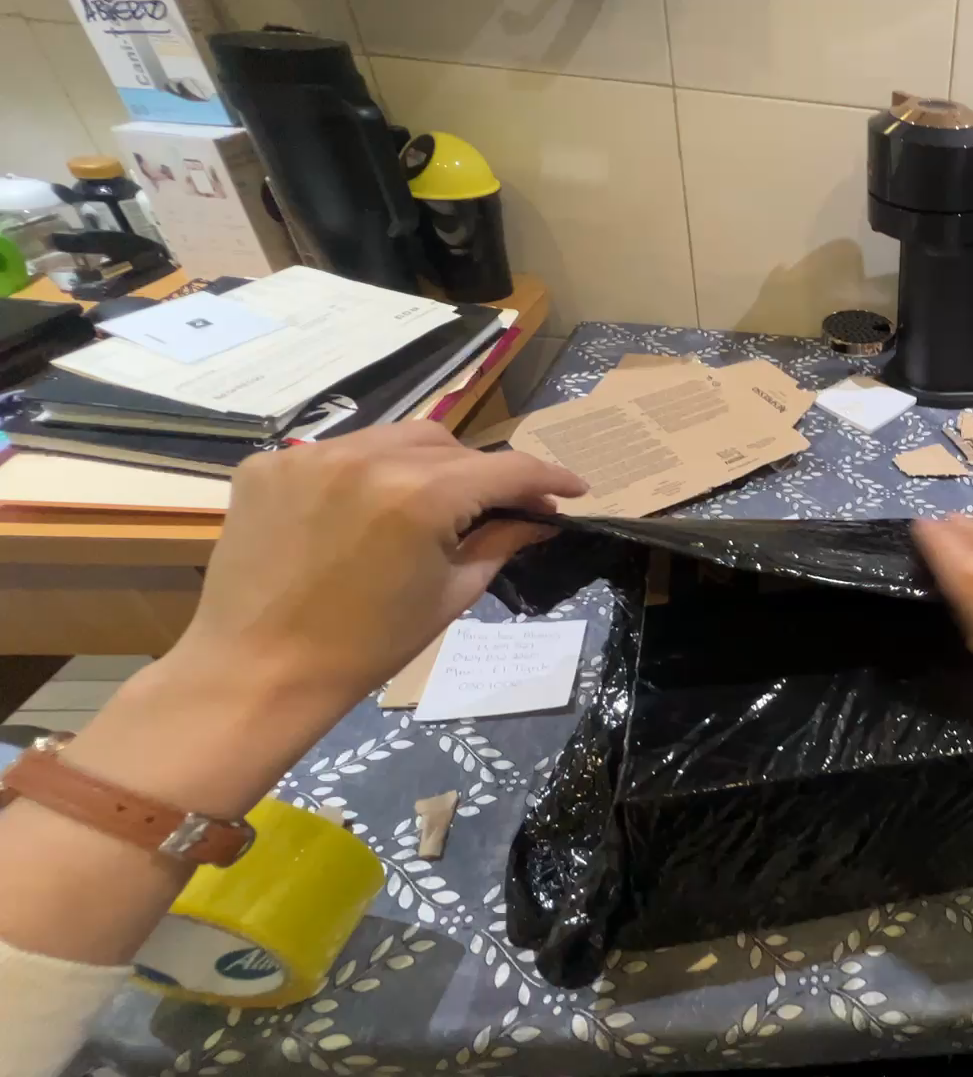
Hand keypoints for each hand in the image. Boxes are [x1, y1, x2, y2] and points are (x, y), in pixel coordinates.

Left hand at [171, 422, 587, 727]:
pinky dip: (378, 469)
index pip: (507, 468)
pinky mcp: (270, 465)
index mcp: (421, 496)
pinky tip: (380, 505)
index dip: (551, 476)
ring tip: (442, 502)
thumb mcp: (457, 590)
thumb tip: (544, 517)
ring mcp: (311, 457)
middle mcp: (367, 459)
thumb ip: (505, 540)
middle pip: (457, 446)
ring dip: (437, 463)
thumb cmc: (375, 641)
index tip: (576, 490)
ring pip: (404, 437)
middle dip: (490, 474)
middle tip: (507, 507)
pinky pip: (348, 450)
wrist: (261, 669)